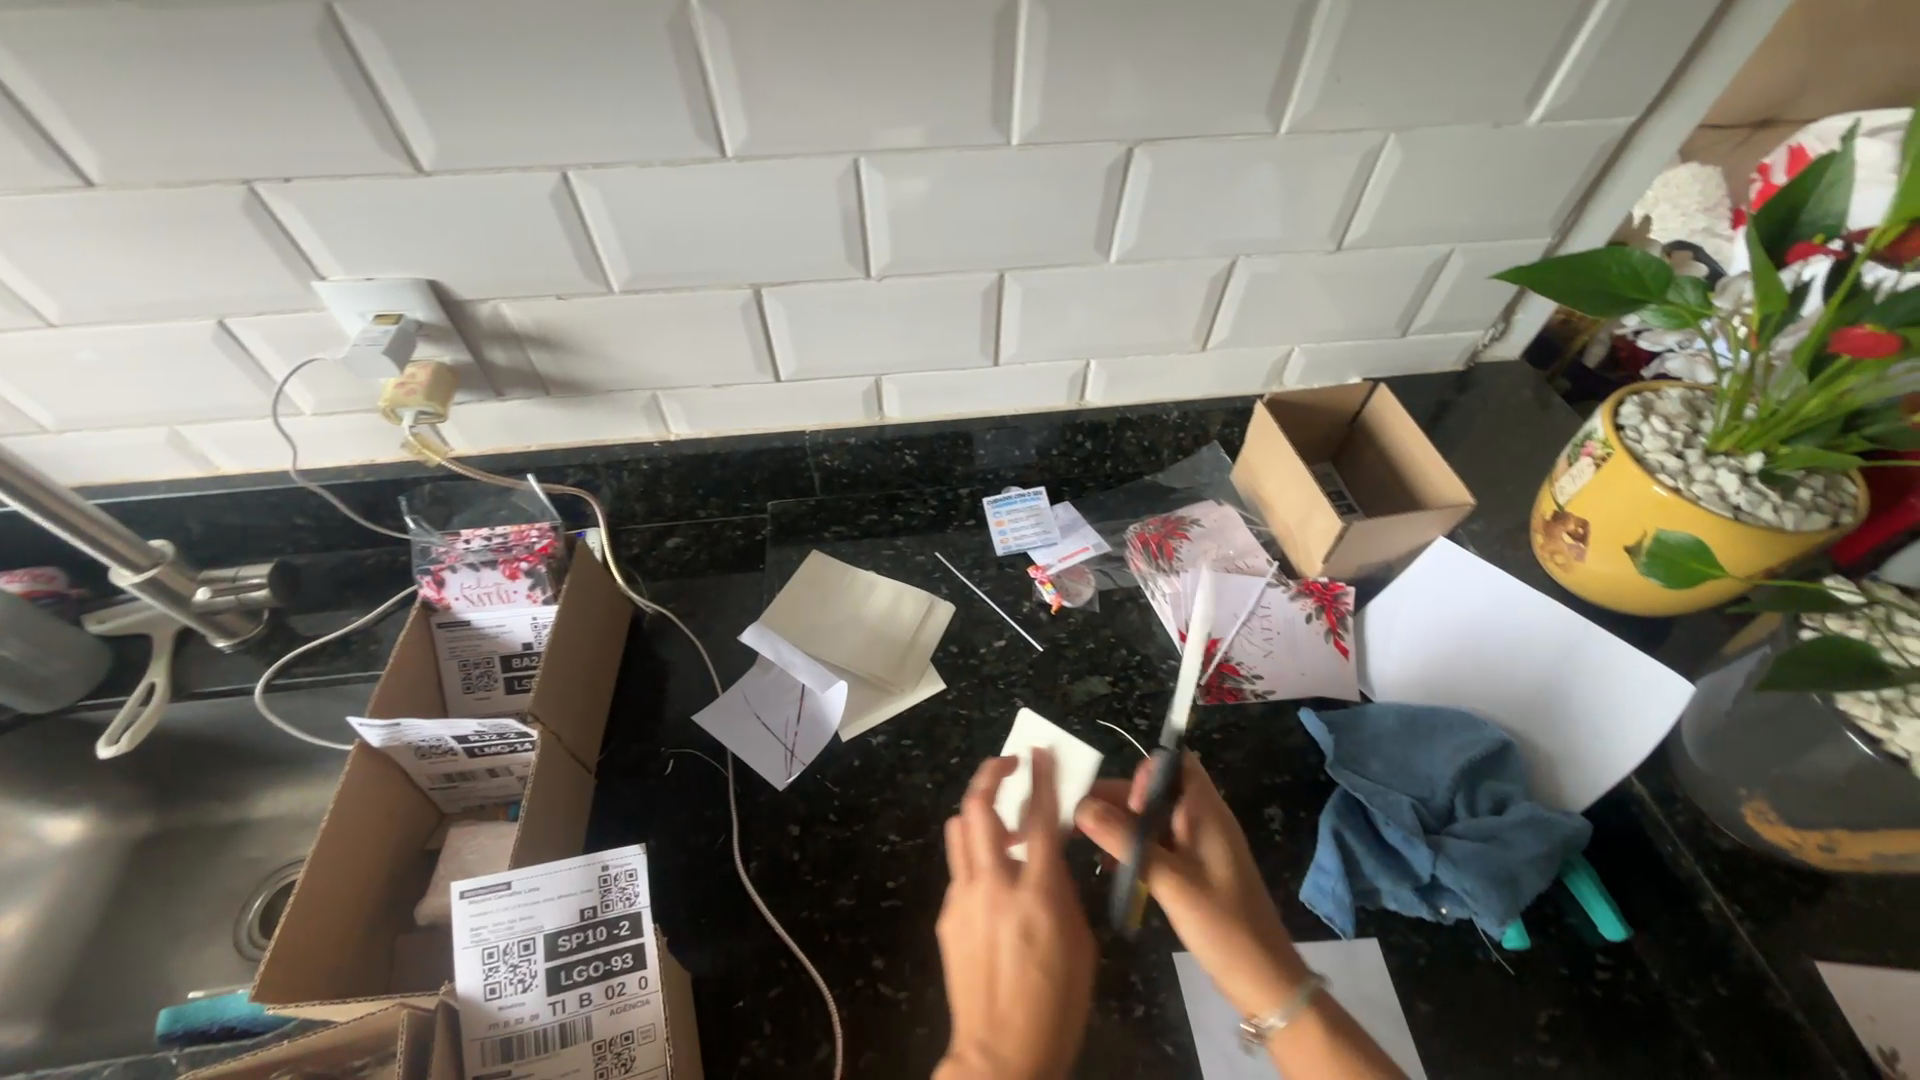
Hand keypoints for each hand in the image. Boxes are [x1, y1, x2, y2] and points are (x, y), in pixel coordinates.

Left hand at [935, 752, 1095, 1079]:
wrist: (1001, 1054)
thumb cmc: (1057, 1004)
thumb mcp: (1079, 942)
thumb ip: (1062, 891)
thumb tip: (1049, 859)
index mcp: (1038, 892)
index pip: (1039, 816)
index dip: (1040, 776)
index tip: (1039, 752)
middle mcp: (994, 884)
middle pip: (978, 807)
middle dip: (990, 774)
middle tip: (1007, 766)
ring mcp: (963, 898)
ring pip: (959, 831)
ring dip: (977, 813)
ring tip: (999, 821)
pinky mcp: (946, 917)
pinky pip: (959, 871)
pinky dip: (976, 860)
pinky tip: (994, 885)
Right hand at [1075, 753, 1308, 1017]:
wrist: (1264, 981)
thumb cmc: (1222, 925)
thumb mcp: (1168, 880)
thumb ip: (1125, 840)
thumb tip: (1081, 805)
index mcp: (1206, 812)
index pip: (1176, 763)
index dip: (1146, 773)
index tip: (1126, 805)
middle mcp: (1204, 821)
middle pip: (1158, 791)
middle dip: (1120, 800)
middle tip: (1083, 820)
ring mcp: (1201, 847)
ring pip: (1155, 819)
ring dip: (1123, 826)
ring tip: (1085, 842)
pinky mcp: (1196, 871)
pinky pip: (1160, 844)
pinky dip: (1135, 848)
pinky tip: (1112, 866)